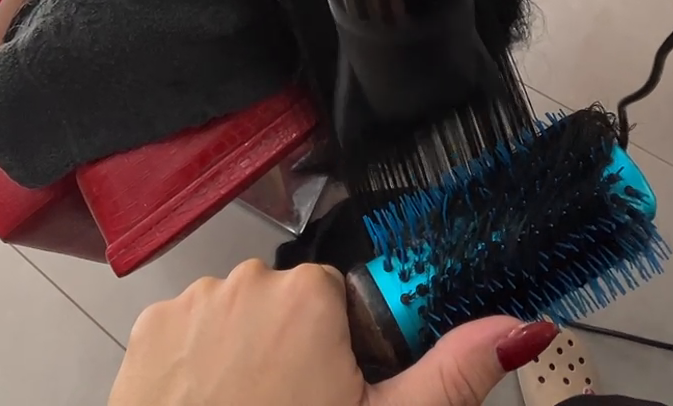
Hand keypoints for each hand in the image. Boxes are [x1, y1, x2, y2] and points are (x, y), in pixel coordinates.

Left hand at [107, 260, 556, 405]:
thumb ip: (455, 372)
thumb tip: (522, 327)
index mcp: (307, 294)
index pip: (336, 298)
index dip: (341, 347)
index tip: (334, 387)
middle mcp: (247, 278)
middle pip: (286, 303)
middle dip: (295, 347)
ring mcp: (193, 299)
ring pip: (238, 313)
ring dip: (245, 351)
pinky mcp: (150, 325)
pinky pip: (191, 327)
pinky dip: (199, 358)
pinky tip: (206, 404)